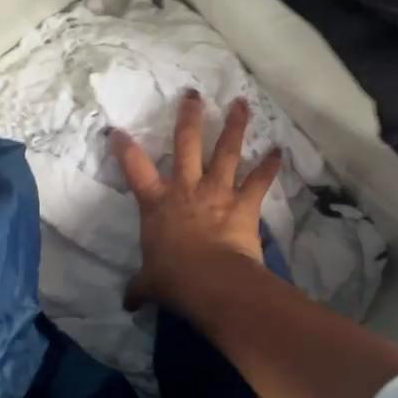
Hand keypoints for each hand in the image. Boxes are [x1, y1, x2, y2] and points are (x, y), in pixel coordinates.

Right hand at [110, 91, 282, 313]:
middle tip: (194, 95)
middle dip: (189, 117)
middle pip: (186, 143)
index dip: (125, 149)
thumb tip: (127, 302)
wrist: (211, 281)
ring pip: (226, 151)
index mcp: (156, 203)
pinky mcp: (243, 203)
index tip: (118, 130)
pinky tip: (279, 150)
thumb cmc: (173, 278)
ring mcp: (216, 191)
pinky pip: (258, 181)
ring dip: (235, 126)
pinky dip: (270, 166)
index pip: (135, 168)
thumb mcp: (150, 283)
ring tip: (242, 103)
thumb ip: (140, 287)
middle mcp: (186, 188)